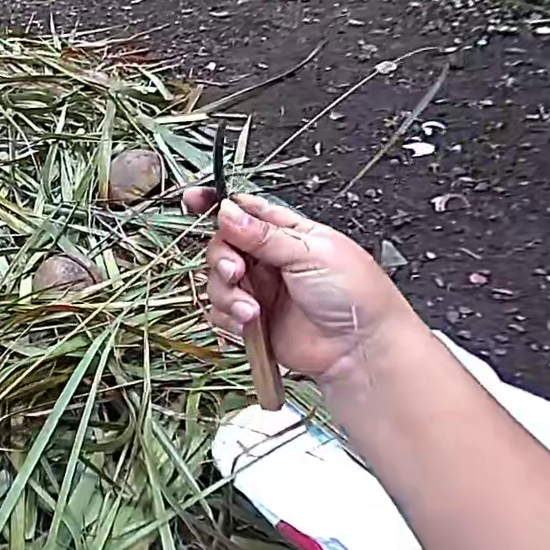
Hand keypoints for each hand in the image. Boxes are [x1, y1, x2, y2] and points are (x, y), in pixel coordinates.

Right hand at [183, 189, 418, 389]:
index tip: (192, 200)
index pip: (243, 210)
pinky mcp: (249, 320)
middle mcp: (267, 260)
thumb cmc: (354, 294)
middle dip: (222, 258)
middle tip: (236, 271)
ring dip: (228, 294)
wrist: (357, 348)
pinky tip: (250, 322)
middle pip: (221, 247)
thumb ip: (263, 234)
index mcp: (285, 233)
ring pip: (217, 282)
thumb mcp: (310, 252)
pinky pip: (220, 313)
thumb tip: (227, 212)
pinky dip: (229, 317)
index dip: (215, 204)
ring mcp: (257, 290)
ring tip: (252, 308)